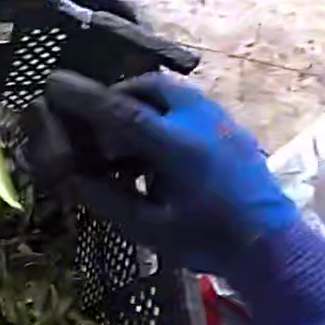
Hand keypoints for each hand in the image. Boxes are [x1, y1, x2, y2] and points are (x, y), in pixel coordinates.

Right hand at [34, 70, 324, 324]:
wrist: (270, 243)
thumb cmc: (207, 239)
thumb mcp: (148, 227)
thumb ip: (107, 199)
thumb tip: (71, 177)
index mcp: (177, 147)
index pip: (120, 111)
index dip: (84, 97)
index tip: (54, 82)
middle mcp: (198, 121)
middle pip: (148, 87)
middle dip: (114, 94)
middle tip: (91, 115)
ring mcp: (218, 119)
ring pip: (170, 91)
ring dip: (139, 101)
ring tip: (120, 131)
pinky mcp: (228, 126)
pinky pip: (186, 103)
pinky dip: (160, 111)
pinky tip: (152, 143)